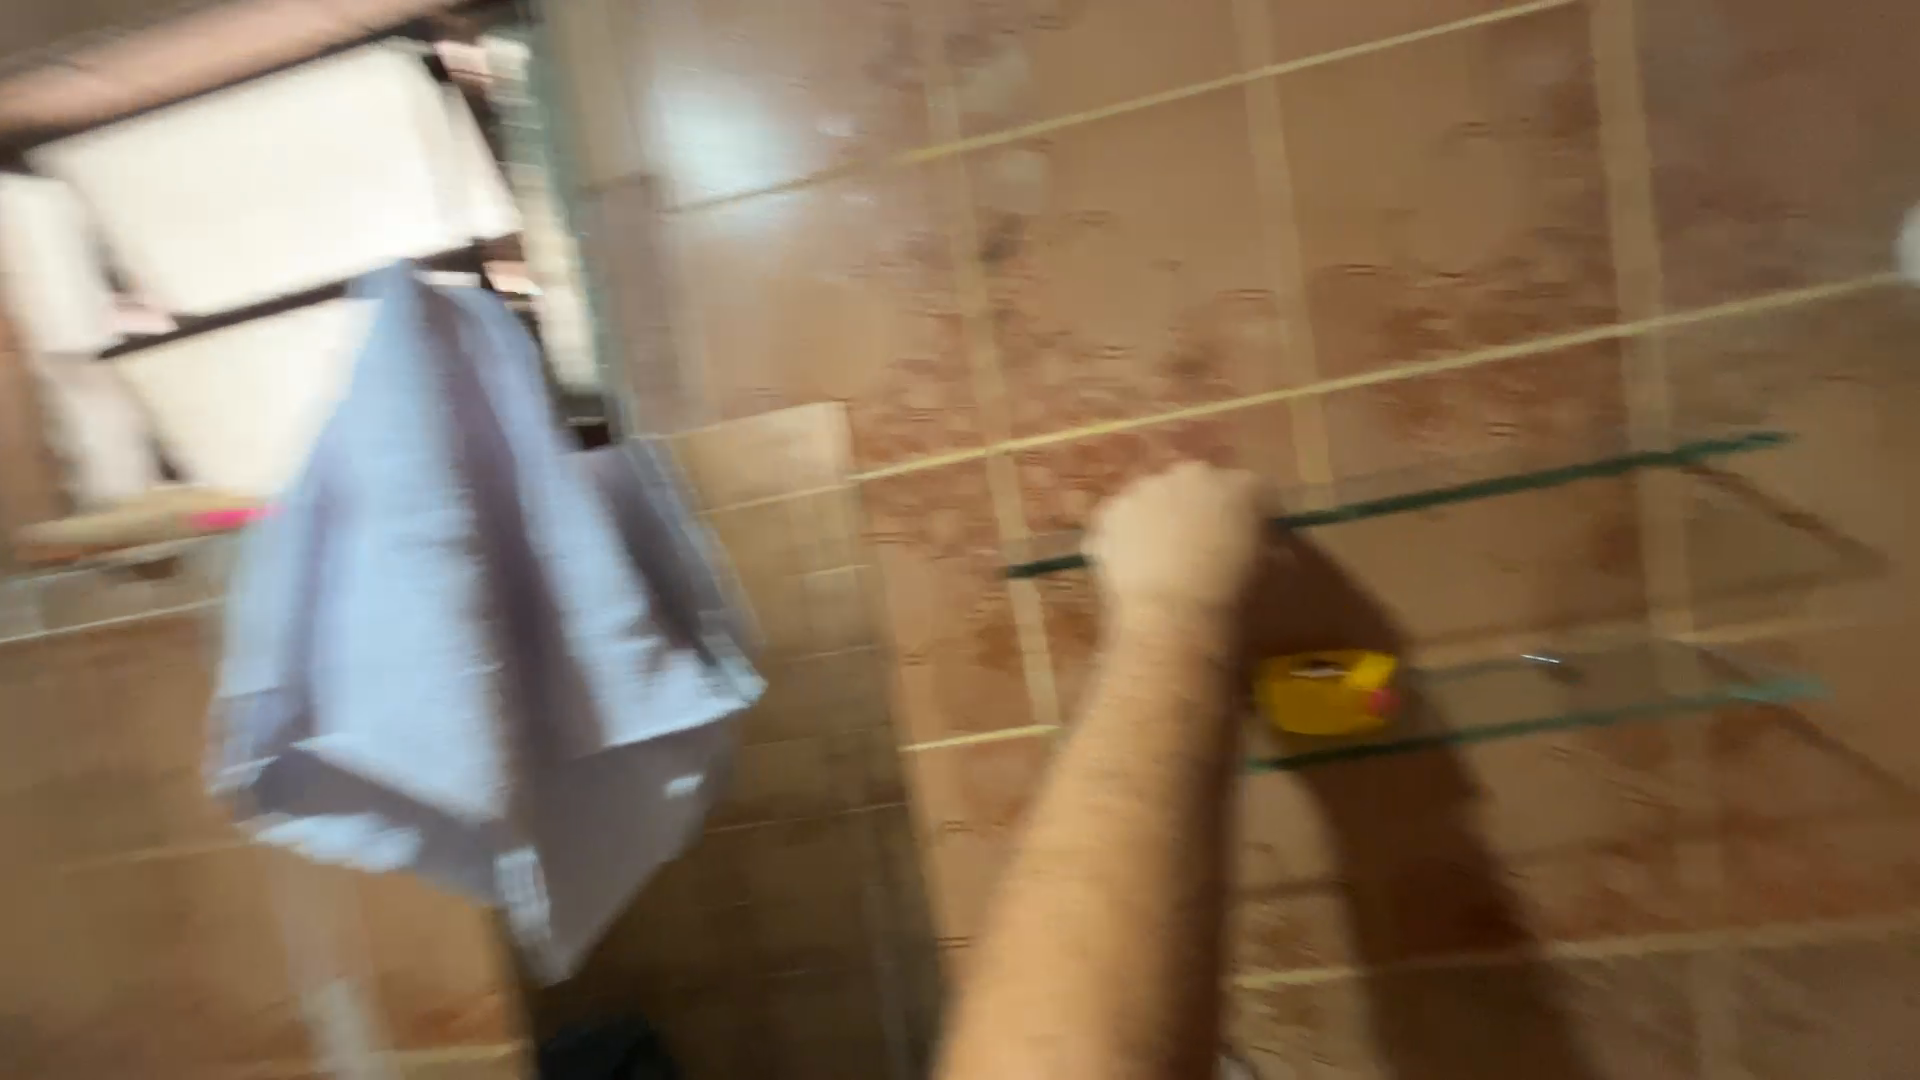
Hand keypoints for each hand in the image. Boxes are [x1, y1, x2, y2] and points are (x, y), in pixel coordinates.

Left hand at [1085, 462, 1264, 627]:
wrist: (1171, 614)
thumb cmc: (1230, 598)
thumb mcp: (1268, 572)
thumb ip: (1267, 546)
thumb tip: (1266, 546)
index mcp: (1245, 486)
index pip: (1257, 492)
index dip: (1252, 517)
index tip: (1249, 539)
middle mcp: (1196, 473)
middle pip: (1201, 485)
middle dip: (1202, 510)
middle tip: (1199, 547)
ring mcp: (1149, 487)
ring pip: (1157, 497)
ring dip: (1160, 518)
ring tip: (1160, 559)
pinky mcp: (1113, 508)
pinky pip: (1123, 517)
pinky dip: (1126, 534)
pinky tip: (1132, 564)